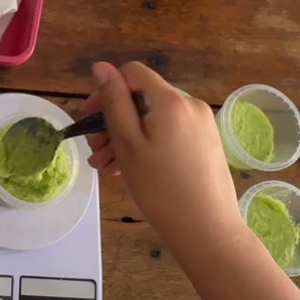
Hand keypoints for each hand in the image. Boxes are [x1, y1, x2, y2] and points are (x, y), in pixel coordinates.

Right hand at [83, 62, 242, 251]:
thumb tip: (101, 66)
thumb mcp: (128, 144)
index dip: (107, 89)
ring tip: (106, 167)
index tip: (91, 118)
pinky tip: (129, 169)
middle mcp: (190, 105)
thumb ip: (114, 102)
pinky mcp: (206, 144)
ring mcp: (202, 125)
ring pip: (154, 120)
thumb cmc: (161, 188)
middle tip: (94, 150)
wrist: (209, 232)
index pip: (133, 73)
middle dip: (114, 121)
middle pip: (142, 99)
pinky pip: (169, 134)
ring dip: (127, 137)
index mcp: (171, 100)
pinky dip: (148, 145)